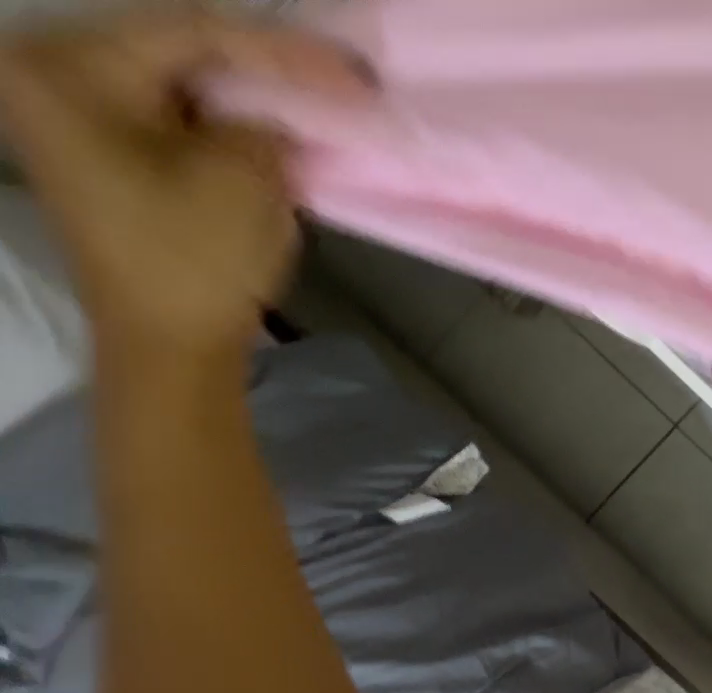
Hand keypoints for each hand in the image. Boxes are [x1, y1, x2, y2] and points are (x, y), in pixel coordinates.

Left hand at [0, 11, 374, 363]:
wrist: (169, 339)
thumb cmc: (196, 257)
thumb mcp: (245, 175)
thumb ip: (265, 122)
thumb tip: (281, 111)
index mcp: (69, 70)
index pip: (193, 32)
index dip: (285, 52)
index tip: (356, 73)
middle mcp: (53, 74)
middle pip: (181, 48)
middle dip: (268, 67)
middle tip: (343, 78)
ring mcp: (74, 112)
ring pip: (184, 81)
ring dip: (255, 93)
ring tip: (322, 99)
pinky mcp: (105, 147)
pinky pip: (178, 113)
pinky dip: (233, 119)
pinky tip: (281, 127)